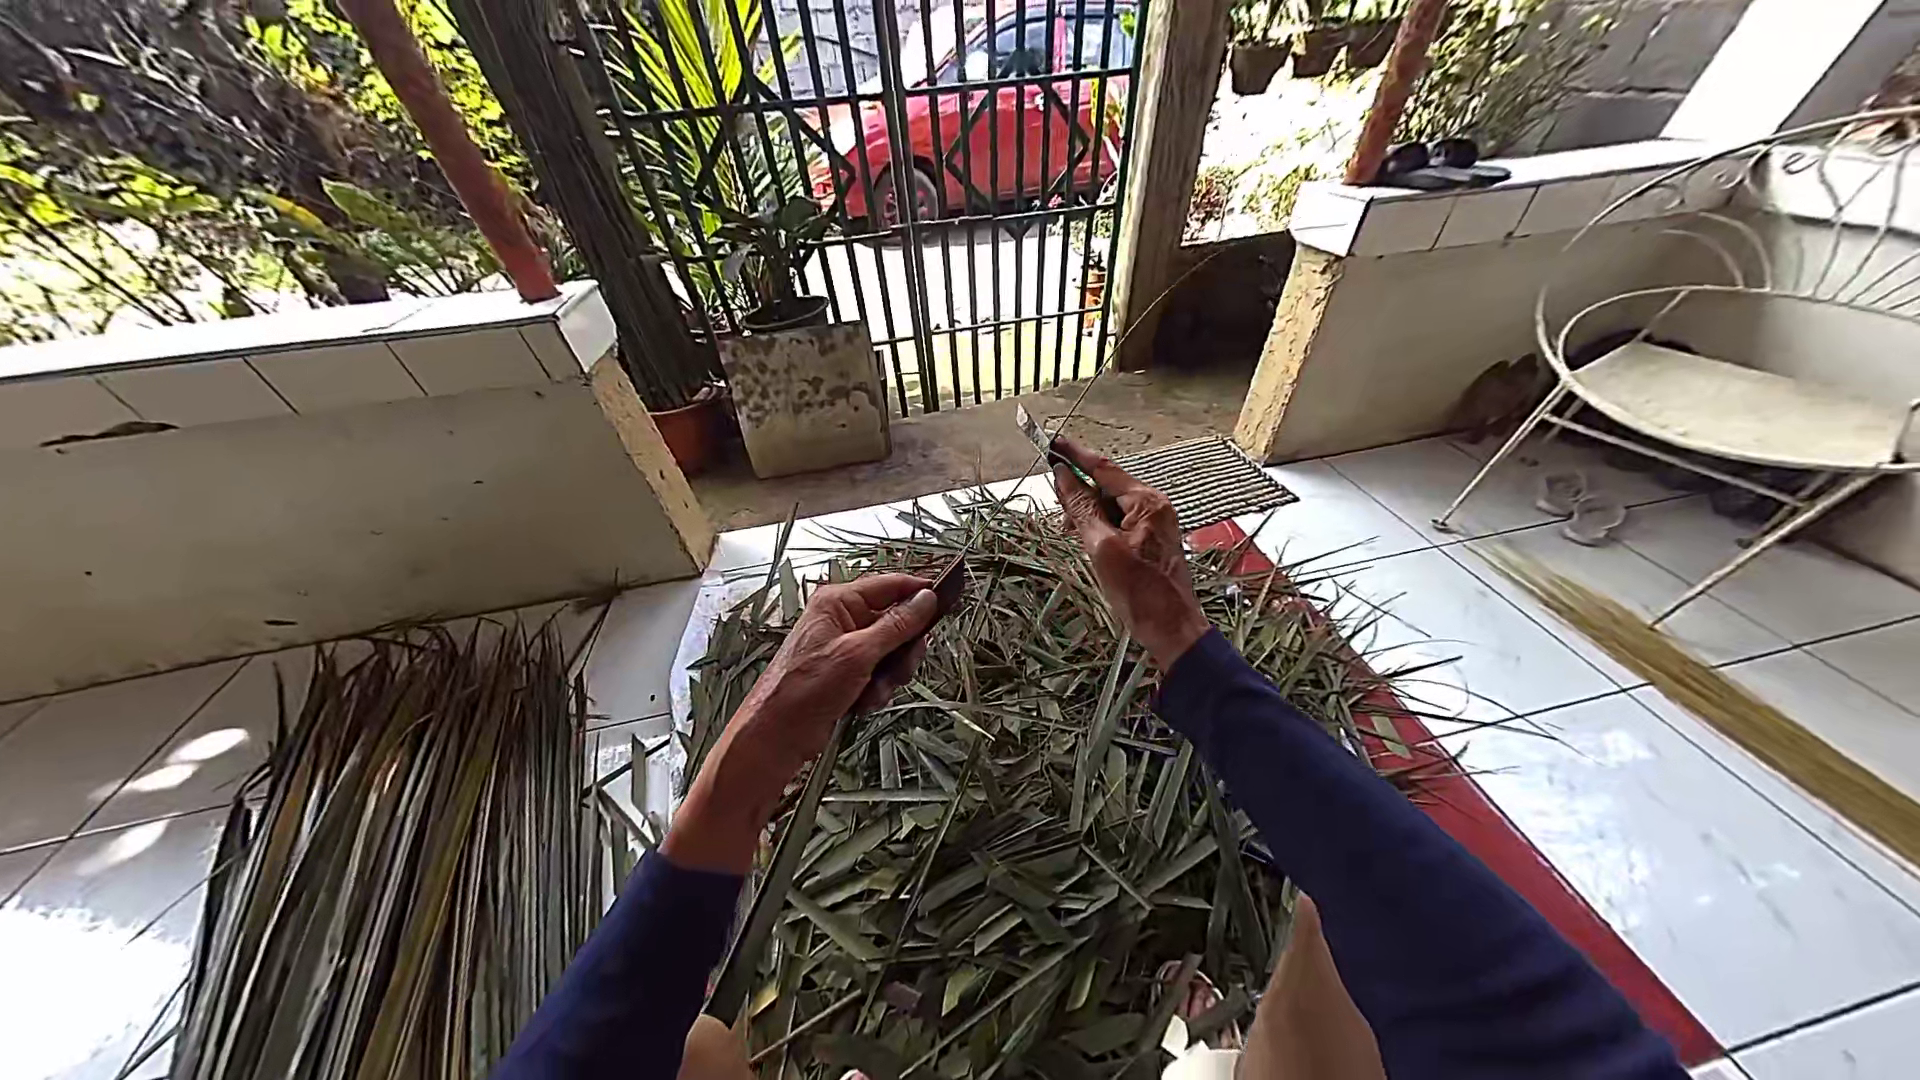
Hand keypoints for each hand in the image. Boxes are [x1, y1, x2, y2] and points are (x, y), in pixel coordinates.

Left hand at [664, 573, 938, 873]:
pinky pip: (879, 673)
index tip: (947, 602)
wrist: (774, 738)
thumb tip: (927, 598)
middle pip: (897, 622)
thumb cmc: (805, 690)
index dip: (919, 593)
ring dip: (890, 675)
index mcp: (839, 601)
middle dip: (903, 650)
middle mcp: (842, 619)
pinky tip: (862, 703)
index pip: (891, 585)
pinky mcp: (846, 673)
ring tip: (872, 693)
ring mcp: (845, 647)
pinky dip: (877, 689)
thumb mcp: (858, 653)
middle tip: (899, 668)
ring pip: (892, 652)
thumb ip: (897, 625)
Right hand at [1051, 436, 1210, 669]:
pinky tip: (1087, 542)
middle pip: (1106, 486)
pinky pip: (1117, 522)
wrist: (1172, 629)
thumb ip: (1082, 509)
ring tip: (1070, 534)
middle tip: (1058, 513)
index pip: (1104, 468)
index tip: (1051, 442)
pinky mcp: (1149, 539)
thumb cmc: (1139, 592)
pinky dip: (1098, 527)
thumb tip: (1063, 476)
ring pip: (1109, 506)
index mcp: (1147, 502)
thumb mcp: (1102, 548)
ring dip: (1086, 515)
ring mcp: (1153, 523)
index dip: (1075, 454)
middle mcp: (1154, 506)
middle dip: (1079, 495)